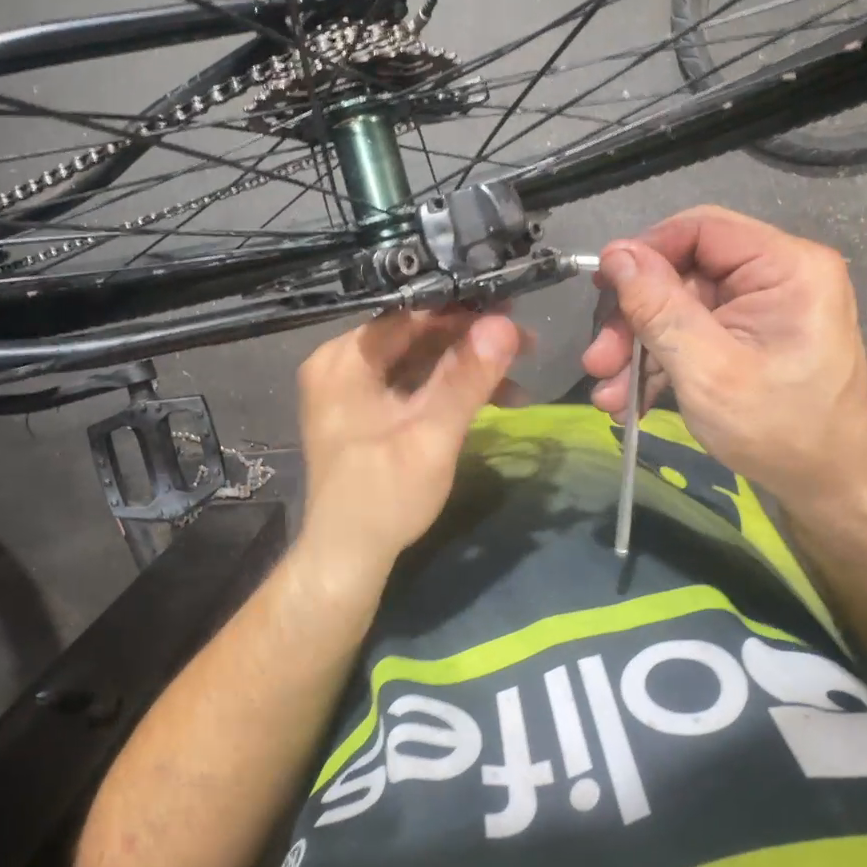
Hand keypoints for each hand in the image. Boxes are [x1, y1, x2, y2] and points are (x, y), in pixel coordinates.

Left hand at [297, 308, 521, 569]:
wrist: (347, 560)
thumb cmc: (383, 497)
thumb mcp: (431, 435)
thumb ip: (467, 378)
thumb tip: (503, 324)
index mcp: (343, 360)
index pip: (408, 314)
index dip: (460, 308)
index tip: (510, 306)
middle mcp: (342, 365)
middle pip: (415, 335)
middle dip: (470, 339)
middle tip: (524, 339)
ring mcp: (354, 390)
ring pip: (420, 360)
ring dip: (467, 365)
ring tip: (520, 367)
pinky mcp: (369, 413)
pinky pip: (415, 385)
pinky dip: (450, 390)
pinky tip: (496, 397)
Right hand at [581, 205, 866, 506]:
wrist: (827, 486)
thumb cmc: (778, 430)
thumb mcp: (707, 370)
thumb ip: (658, 308)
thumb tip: (615, 255)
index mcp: (788, 266)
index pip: (701, 228)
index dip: (644, 251)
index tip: (601, 286)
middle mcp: (778, 274)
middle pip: (683, 272)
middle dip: (634, 318)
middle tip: (597, 360)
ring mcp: (762, 306)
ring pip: (679, 306)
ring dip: (638, 348)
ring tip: (607, 393)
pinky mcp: (749, 334)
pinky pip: (692, 331)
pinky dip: (659, 362)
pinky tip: (630, 398)